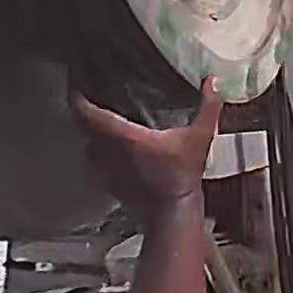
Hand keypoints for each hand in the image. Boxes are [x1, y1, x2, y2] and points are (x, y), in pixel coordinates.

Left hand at [72, 79, 222, 208]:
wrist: (172, 210)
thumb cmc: (182, 173)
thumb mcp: (200, 137)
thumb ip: (208, 107)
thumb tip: (213, 81)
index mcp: (125, 137)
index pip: (88, 114)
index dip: (78, 97)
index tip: (78, 85)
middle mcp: (109, 152)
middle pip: (83, 126)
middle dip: (84, 111)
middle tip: (91, 98)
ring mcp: (105, 170)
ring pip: (88, 145)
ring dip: (92, 134)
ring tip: (101, 123)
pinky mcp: (108, 183)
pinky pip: (96, 163)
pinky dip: (99, 153)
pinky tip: (112, 151)